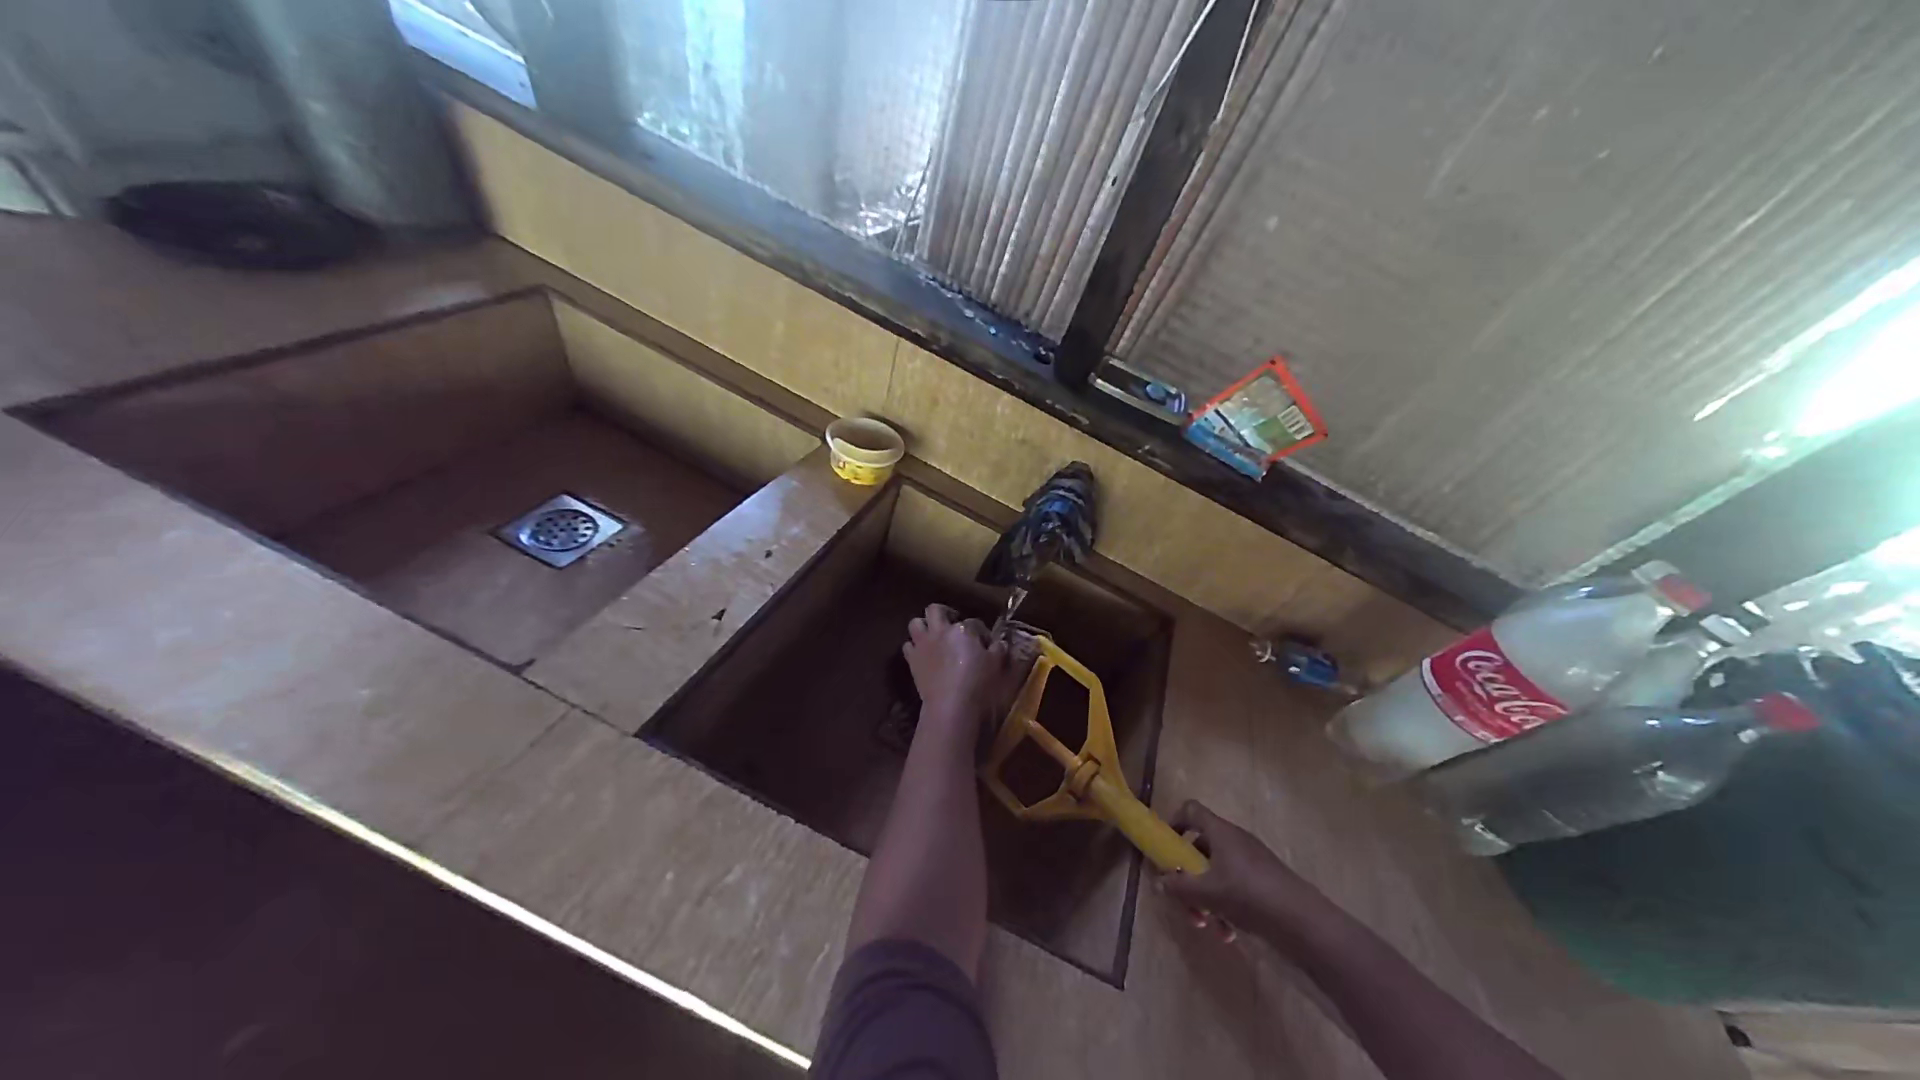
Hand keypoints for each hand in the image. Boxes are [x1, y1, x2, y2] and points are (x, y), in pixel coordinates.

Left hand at [903, 605, 1018, 731]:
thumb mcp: (997, 664)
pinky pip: (908, 645)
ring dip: (924, 626)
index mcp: (963, 629)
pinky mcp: (912, 660)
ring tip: (934, 636)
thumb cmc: (977, 683)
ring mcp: (923, 644)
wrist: (950, 705)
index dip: (981, 632)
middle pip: (936, 610)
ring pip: (916, 622)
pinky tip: (924, 655)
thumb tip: (999, 643)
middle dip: (945, 613)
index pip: (974, 622)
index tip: (986, 644)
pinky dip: (915, 647)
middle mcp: (940, 631)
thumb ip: (999, 649)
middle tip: (953, 624)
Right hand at [1157, 800, 1327, 937]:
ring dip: (1205, 898)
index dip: (1174, 823)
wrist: (1303, 922)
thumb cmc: (1249, 895)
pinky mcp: (1265, 885)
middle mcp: (1236, 841)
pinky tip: (1228, 934)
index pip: (1191, 810)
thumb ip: (1178, 886)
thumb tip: (1159, 882)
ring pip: (1216, 873)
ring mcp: (1252, 863)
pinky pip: (1235, 889)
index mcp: (1221, 832)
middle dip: (1188, 875)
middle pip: (1201, 848)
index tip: (1166, 848)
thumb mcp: (1206, 892)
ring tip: (1205, 925)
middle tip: (1182, 899)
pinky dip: (1226, 908)